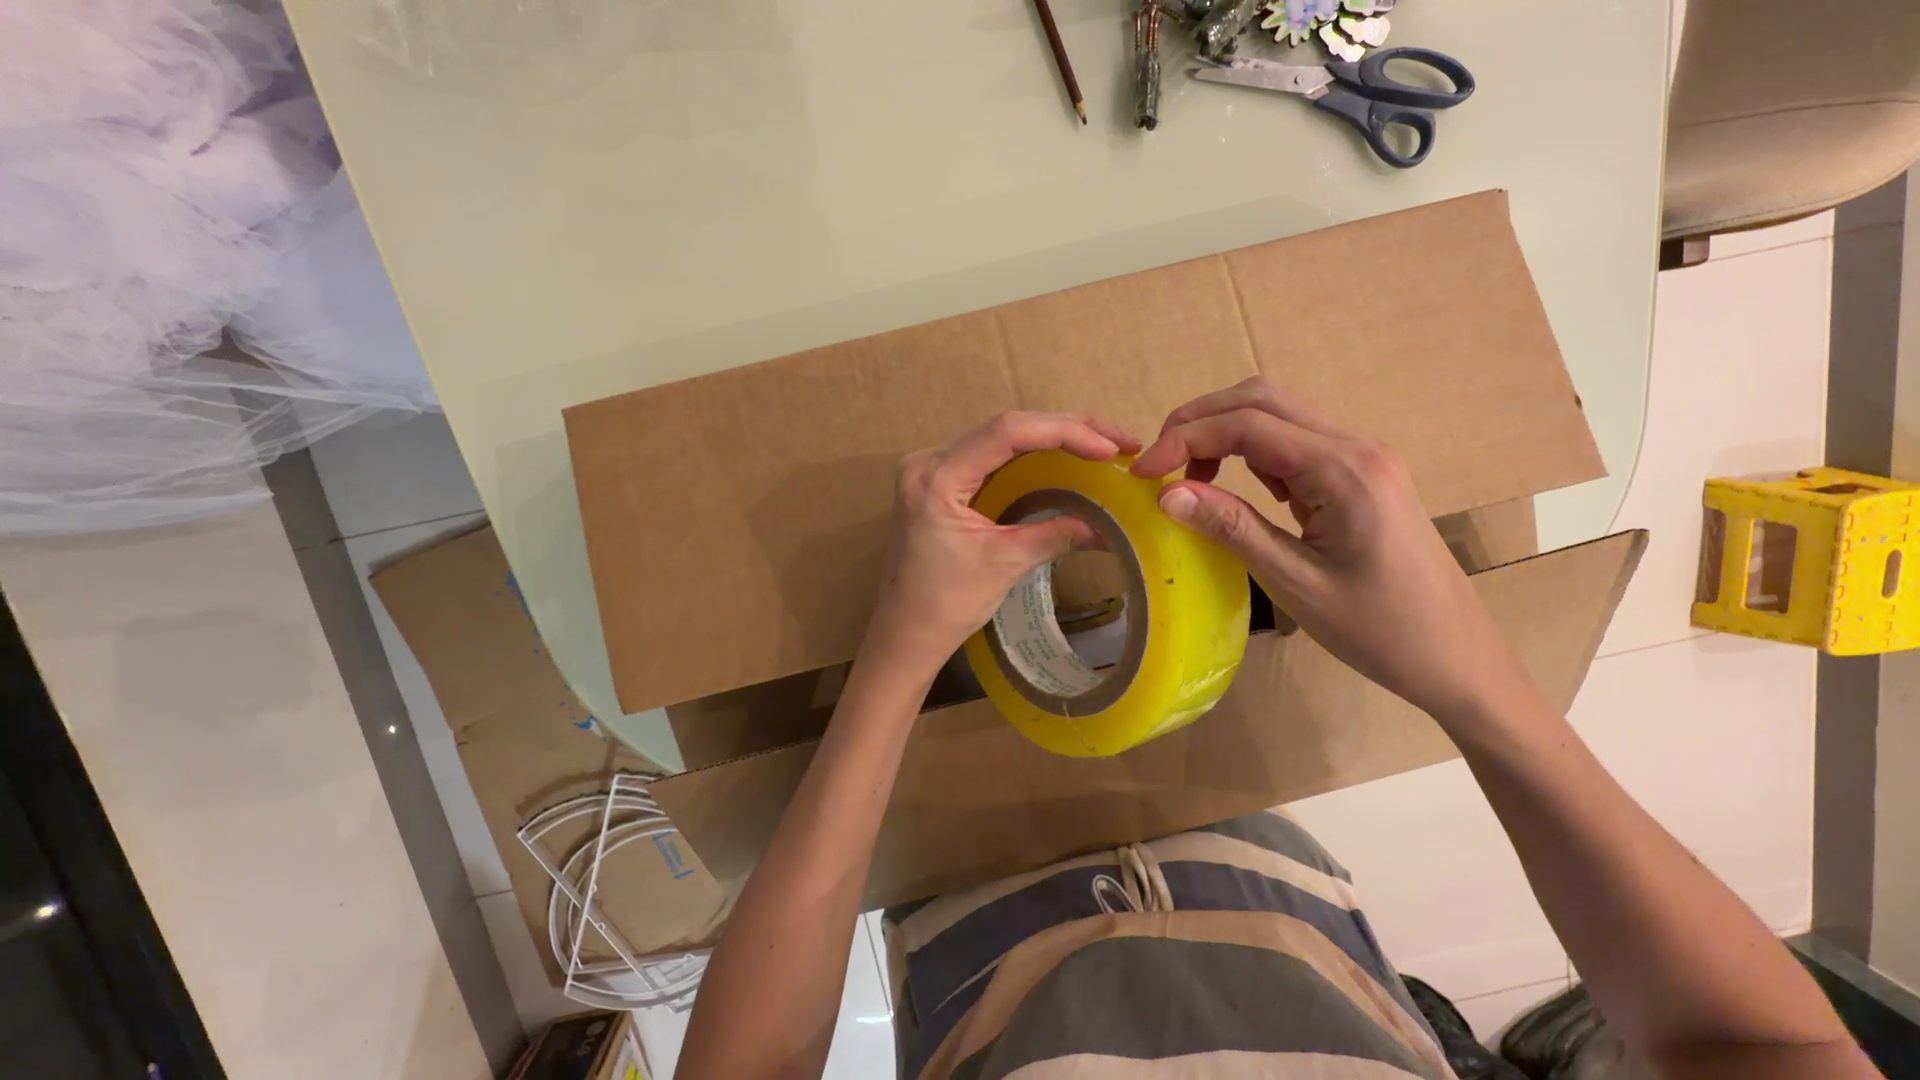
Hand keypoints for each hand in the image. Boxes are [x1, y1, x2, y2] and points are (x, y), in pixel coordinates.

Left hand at [868, 412, 1140, 673]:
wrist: (905, 631)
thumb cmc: (945, 603)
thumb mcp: (1005, 563)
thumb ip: (1056, 534)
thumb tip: (1109, 526)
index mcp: (936, 478)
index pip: (1006, 433)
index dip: (1063, 432)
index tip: (1107, 447)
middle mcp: (929, 461)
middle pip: (1006, 429)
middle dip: (1066, 430)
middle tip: (1119, 442)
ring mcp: (932, 469)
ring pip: (1001, 438)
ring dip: (1052, 438)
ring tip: (1102, 445)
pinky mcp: (941, 482)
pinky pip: (992, 457)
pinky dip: (1031, 456)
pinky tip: (1066, 457)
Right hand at [1132, 377, 1530, 720]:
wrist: (1457, 657)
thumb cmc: (1379, 631)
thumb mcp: (1295, 584)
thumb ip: (1232, 528)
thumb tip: (1166, 494)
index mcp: (1345, 470)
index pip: (1248, 424)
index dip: (1185, 439)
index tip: (1142, 474)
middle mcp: (1357, 447)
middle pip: (1263, 399)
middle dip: (1200, 420)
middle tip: (1158, 464)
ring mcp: (1364, 457)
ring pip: (1279, 415)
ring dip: (1225, 434)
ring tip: (1189, 481)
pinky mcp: (1362, 475)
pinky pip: (1296, 443)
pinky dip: (1253, 453)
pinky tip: (1236, 489)